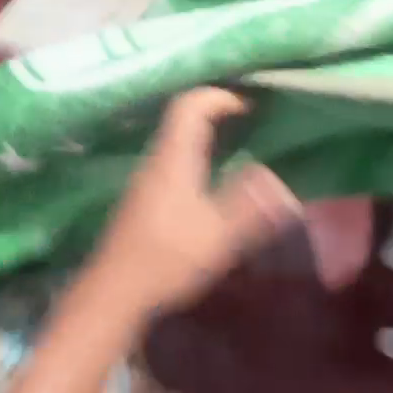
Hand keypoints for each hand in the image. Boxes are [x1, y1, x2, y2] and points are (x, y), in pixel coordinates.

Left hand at [78, 87, 301, 317]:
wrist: (113, 295)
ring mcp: (145, 183)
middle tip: (253, 122)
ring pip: (177, 144)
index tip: (251, 105)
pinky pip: (173, 165)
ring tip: (240, 147)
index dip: (220, 96)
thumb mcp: (217, 237)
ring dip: (207, 138)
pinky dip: (198, 159)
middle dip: (218, 114)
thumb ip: (250, 208)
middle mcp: (155, 163)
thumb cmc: (166, 262)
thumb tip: (280, 182)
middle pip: (183, 120)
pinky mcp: (142, 204)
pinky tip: (213, 184)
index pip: (190, 106)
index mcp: (173, 161)